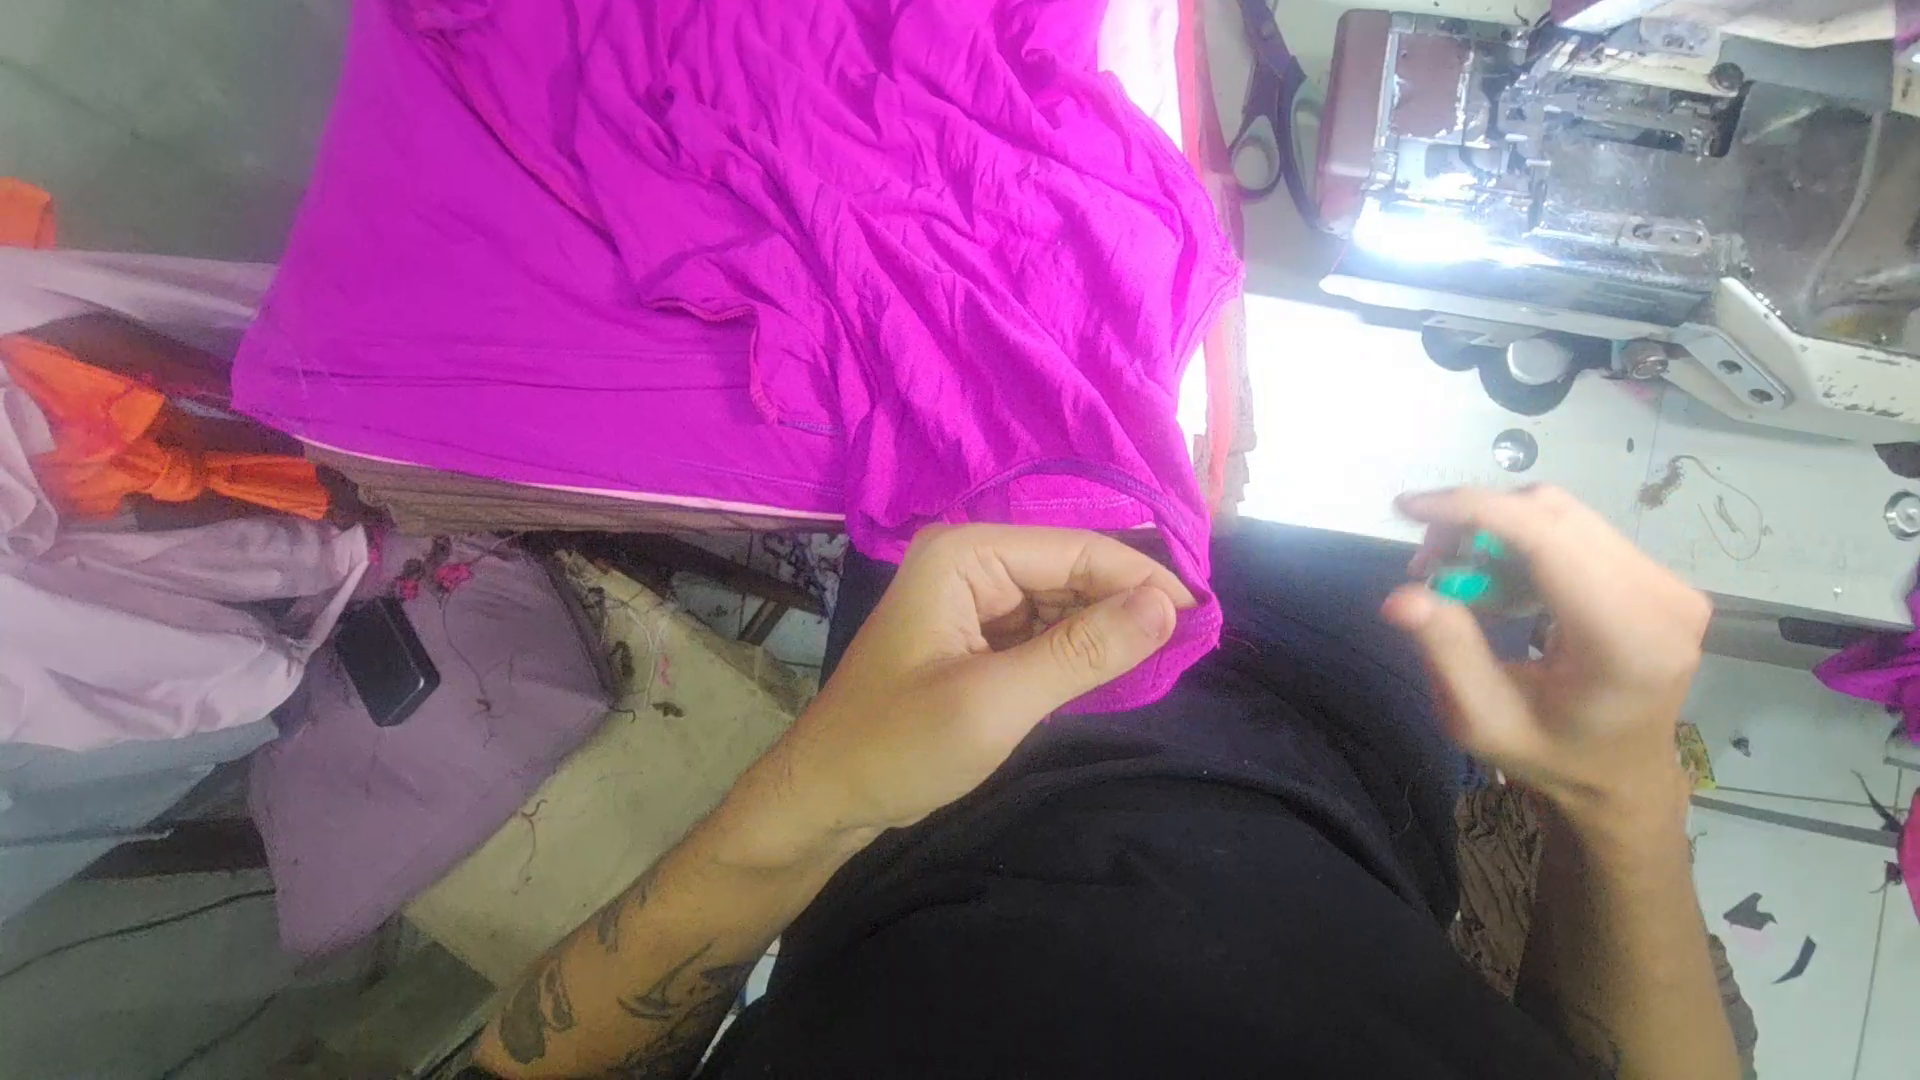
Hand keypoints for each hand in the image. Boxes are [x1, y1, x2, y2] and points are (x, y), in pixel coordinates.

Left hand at [765, 524, 1192, 835]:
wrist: (828, 794)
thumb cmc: (899, 746)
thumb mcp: (996, 702)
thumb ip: (1082, 651)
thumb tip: (1167, 605)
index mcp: (966, 553)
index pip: (1077, 551)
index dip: (1143, 581)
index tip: (1203, 621)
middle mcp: (970, 560)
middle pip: (1072, 571)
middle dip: (1126, 607)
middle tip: (1188, 650)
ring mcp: (972, 596)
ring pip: (1062, 601)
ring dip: (1105, 630)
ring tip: (1159, 663)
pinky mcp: (977, 633)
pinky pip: (1042, 628)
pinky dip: (1076, 650)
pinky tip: (1110, 672)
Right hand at [1380, 486, 1708, 823]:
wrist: (1618, 776)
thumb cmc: (1547, 753)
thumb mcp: (1480, 718)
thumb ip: (1447, 652)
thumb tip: (1401, 596)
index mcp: (1625, 639)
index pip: (1547, 537)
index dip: (1472, 509)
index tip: (1405, 509)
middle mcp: (1660, 598)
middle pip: (1550, 513)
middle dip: (1472, 523)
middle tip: (1426, 568)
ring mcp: (1665, 583)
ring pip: (1558, 514)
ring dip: (1491, 532)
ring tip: (1457, 582)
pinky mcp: (1653, 577)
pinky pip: (1570, 530)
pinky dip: (1516, 544)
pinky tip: (1496, 586)